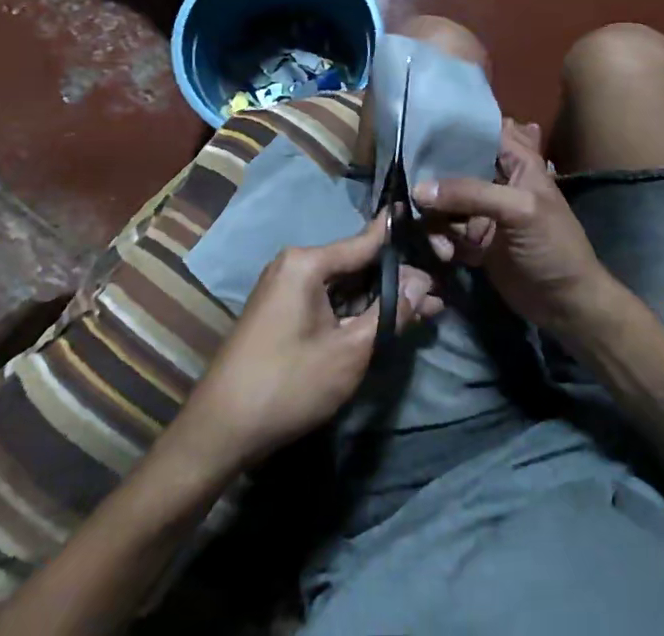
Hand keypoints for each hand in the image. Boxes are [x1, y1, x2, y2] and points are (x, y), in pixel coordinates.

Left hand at [180, 218, 443, 468]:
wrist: (222, 429)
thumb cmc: (289, 384)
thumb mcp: (351, 349)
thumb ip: (391, 311)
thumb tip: (424, 281)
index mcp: (307, 262)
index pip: (368, 240)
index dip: (403, 241)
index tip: (436, 233)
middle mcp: (296, 265)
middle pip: (359, 263)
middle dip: (399, 278)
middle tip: (441, 290)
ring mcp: (288, 289)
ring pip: (348, 285)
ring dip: (383, 298)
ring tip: (428, 308)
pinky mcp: (286, 312)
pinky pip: (331, 301)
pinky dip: (360, 311)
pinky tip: (391, 321)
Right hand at [414, 118, 607, 329]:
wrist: (565, 304)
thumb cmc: (553, 247)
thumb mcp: (519, 210)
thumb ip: (470, 194)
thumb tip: (419, 189)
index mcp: (518, 163)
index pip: (483, 132)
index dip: (454, 130)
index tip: (418, 133)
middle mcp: (497, 182)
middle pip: (455, 168)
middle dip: (433, 181)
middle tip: (414, 196)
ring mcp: (484, 213)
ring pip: (445, 203)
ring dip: (435, 220)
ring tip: (440, 242)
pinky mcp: (474, 241)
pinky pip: (446, 232)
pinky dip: (440, 242)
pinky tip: (445, 254)